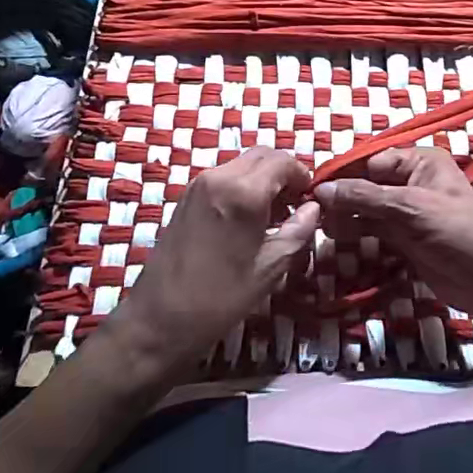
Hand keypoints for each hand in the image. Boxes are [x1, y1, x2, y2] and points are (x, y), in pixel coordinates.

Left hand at [107, 147, 318, 368]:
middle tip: (295, 205)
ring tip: (273, 215)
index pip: (282, 161)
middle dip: (283, 173)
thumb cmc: (220, 298)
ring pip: (242, 164)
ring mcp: (199, 184)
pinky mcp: (186, 196)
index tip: (311, 199)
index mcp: (243, 192)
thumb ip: (297, 232)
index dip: (303, 175)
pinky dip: (242, 185)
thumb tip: (314, 209)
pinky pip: (223, 177)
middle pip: (262, 156)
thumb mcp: (269, 270)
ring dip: (262, 179)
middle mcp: (219, 177)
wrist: (159, 317)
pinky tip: (247, 218)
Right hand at [314, 148, 472, 324]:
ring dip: (343, 214)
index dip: (341, 173)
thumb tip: (321, 190)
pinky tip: (334, 236)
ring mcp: (405, 211)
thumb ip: (364, 197)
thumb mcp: (411, 208)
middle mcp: (410, 181)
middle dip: (340, 195)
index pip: (369, 160)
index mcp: (419, 161)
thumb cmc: (460, 232)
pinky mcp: (402, 237)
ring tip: (320, 225)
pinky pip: (371, 228)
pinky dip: (353, 230)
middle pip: (364, 183)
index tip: (312, 187)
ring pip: (364, 206)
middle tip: (312, 210)